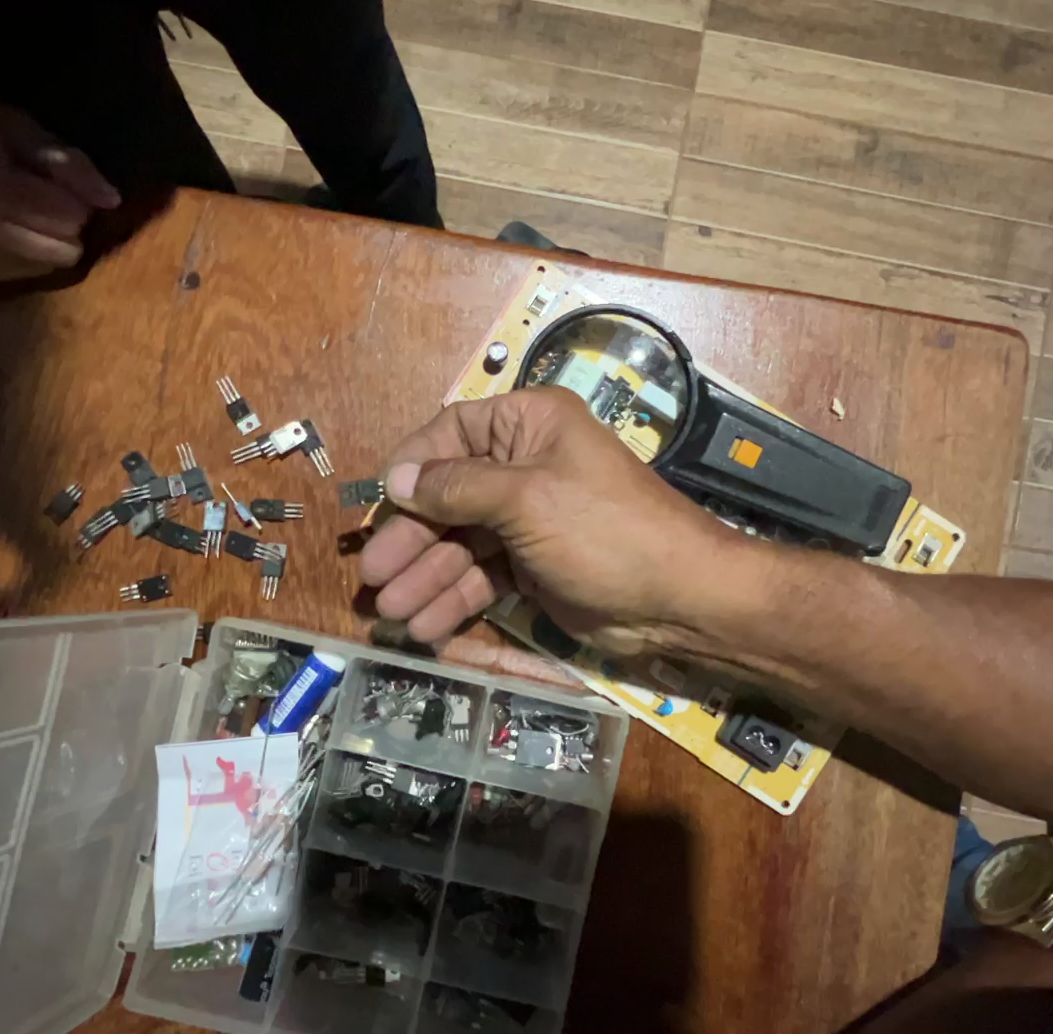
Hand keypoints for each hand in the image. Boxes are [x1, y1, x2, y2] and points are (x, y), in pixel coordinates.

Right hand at [0, 85, 119, 283]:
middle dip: (60, 229)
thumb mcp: (8, 121)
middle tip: (33, 203)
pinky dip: (8, 259)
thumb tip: (112, 201)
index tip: (54, 186)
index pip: (68, 220)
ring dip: (36, 246)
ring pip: (35, 270)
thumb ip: (63, 160)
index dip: (73, 204)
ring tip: (5, 214)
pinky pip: (3, 279)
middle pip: (58, 253)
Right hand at [359, 388, 737, 649]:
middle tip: (376, 578)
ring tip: (393, 614)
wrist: (676, 598)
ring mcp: (526, 519)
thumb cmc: (603, 529)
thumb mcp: (526, 498)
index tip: (380, 501)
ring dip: (428, 578)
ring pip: (461, 544)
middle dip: (412, 540)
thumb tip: (397, 478)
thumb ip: (456, 487)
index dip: (412, 467)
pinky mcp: (531, 564)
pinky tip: (428, 626)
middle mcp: (523, 465)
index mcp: (528, 425)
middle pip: (448, 497)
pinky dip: (456, 599)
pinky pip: (482, 576)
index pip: (452, 432)